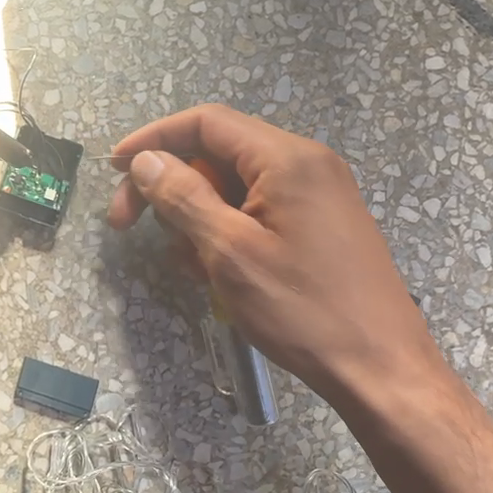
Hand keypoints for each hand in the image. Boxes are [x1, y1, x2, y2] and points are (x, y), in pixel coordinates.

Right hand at [107, 105, 448, 412]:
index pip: (206, 123)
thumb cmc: (303, 308)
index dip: (152, 139)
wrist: (380, 369)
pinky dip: (221, 233)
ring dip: (193, 217)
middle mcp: (304, 164)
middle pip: (214, 154)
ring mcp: (313, 195)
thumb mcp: (229, 251)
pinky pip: (252, 211)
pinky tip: (214, 272)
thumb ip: (183, 197)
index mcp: (287, 159)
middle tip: (124, 225)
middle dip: (167, 187)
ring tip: (190, 266)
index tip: (112, 168)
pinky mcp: (315, 224)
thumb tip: (145, 161)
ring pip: (229, 186)